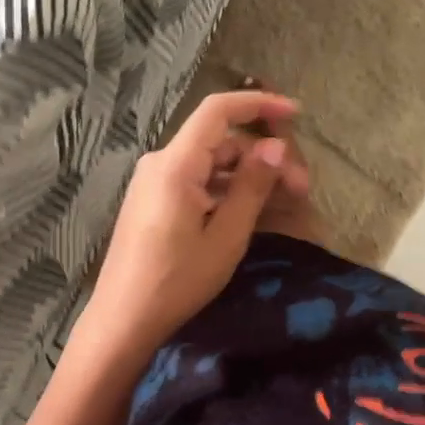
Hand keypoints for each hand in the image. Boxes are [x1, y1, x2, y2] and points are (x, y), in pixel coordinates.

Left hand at [80, 91, 305, 356]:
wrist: (122, 320)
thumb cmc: (176, 281)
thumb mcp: (225, 237)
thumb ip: (251, 187)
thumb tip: (276, 147)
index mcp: (175, 164)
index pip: (218, 111)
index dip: (259, 104)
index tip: (296, 114)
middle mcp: (161, 163)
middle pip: (220, 142)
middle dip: (263, 158)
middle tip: (302, 189)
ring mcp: (154, 183)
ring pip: (211, 164)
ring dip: (248, 178)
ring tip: (286, 205)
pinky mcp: (154, 202)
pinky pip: (196, 183)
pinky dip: (226, 192)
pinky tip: (253, 213)